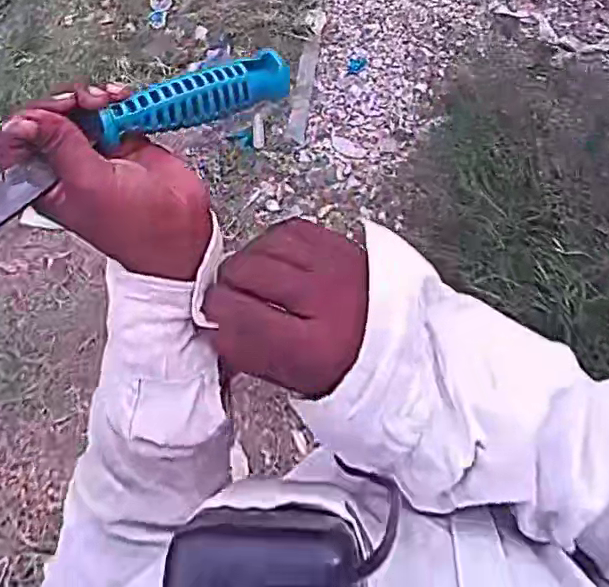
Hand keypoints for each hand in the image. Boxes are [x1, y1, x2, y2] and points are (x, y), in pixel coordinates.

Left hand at [0, 83, 212, 280]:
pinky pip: (111, 109)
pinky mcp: (122, 138)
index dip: (33, 118)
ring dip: (93, 98)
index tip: (55, 112)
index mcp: (45, 181)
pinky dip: (118, 99)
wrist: (180, 226)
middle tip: (86, 103)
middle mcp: (65, 164)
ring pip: (79, 109)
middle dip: (66, 102)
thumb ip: (59, 146)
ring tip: (109, 102)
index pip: (18, 140)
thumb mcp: (89, 183)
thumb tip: (25, 121)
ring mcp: (94, 150)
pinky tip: (124, 102)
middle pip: (49, 117)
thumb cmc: (133, 224)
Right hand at [206, 219, 367, 397]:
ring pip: (264, 246)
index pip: (244, 321)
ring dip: (246, 261)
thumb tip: (213, 326)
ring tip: (247, 279)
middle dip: (226, 285)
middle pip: (248, 273)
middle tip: (226, 297)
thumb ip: (252, 353)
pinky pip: (288, 230)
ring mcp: (333, 264)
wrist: (400, 336)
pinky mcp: (337, 242)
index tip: (208, 317)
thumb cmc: (345, 362)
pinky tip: (271, 259)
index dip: (215, 315)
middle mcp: (326, 300)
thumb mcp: (299, 379)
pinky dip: (271, 243)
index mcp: (316, 350)